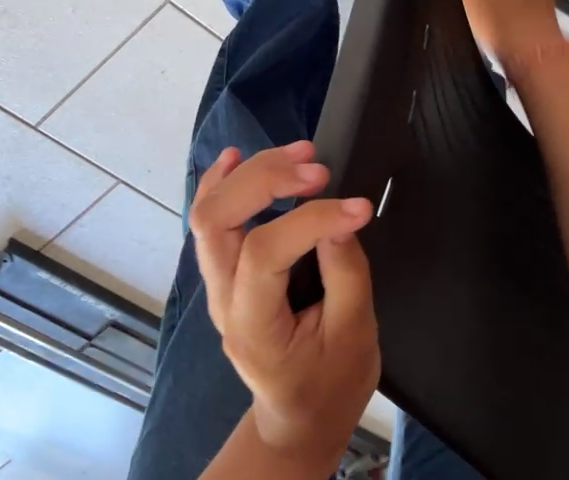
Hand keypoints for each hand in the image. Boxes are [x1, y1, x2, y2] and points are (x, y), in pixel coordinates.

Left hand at [190, 141, 378, 473]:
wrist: (300, 415)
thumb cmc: (331, 383)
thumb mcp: (354, 336)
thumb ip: (346, 274)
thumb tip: (342, 216)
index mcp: (252, 324)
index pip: (266, 252)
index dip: (312, 219)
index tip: (359, 207)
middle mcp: (223, 298)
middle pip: (217, 219)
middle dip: (266, 180)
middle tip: (318, 169)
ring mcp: (219, 283)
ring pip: (209, 212)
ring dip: (251, 174)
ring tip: (299, 153)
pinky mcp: (227, 270)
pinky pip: (212, 219)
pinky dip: (223, 183)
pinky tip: (238, 157)